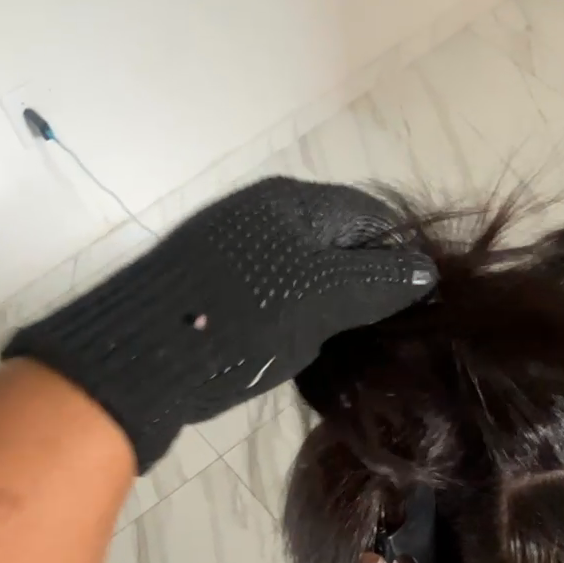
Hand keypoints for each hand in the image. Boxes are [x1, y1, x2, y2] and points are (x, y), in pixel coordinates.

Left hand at [4, 178, 437, 468]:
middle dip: (368, 284)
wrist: (136, 359)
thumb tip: (426, 272)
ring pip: (306, 274)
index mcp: (292, 203)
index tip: (422, 305)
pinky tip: (308, 348)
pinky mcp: (215, 291)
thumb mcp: (319, 297)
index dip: (401, 257)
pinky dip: (301, 319)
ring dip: (334, 307)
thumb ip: (375, 282)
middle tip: (392, 332)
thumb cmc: (238, 318)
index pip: (369, 217)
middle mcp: (263, 217)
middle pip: (337, 244)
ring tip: (358, 346)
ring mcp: (236, 253)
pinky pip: (276, 297)